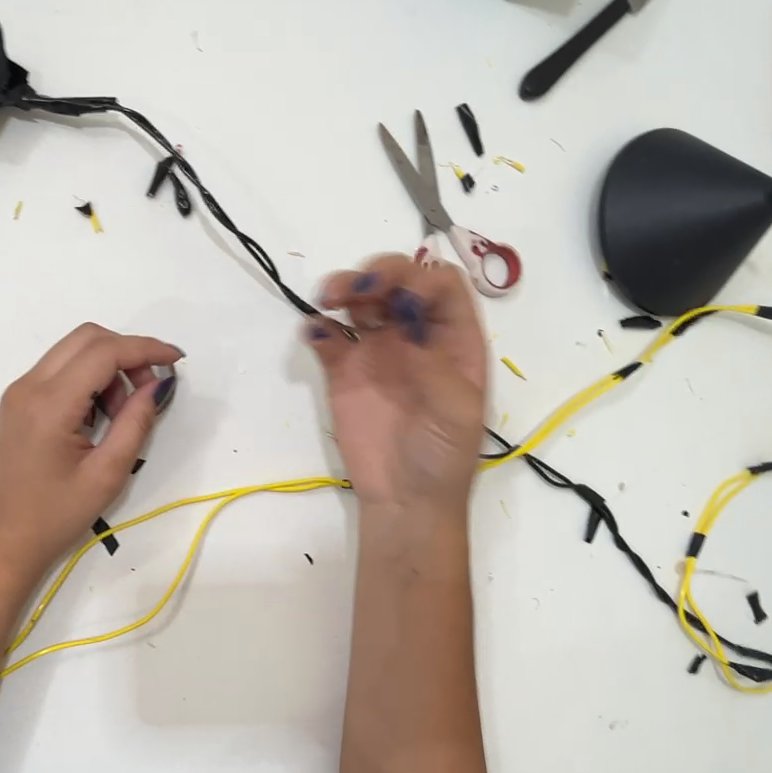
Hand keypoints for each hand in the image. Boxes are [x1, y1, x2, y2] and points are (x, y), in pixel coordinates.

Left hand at [0, 323, 181, 577]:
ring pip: (72, 351)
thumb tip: (157, 385)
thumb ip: (136, 423)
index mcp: (49, 404)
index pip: (104, 352)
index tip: (176, 360)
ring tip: (121, 416)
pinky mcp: (16, 403)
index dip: (145, 349)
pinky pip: (58, 371)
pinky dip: (87, 379)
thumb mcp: (107, 474)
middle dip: (126, 353)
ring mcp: (17, 393)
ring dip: (107, 367)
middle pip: (86, 338)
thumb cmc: (55, 517)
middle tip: (148, 392)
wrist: (4, 543)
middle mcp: (27, 387)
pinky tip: (98, 417)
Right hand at [306, 254, 487, 509]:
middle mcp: (414, 335)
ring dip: (344, 287)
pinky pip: (328, 335)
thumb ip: (435, 367)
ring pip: (359, 300)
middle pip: (397, 282)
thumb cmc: (443, 456)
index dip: (419, 278)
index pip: (441, 285)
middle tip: (355, 291)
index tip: (396, 296)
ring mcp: (376, 351)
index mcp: (453, 339)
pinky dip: (317, 326)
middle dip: (377, 274)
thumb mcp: (457, 412)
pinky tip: (314, 332)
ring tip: (327, 298)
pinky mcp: (342, 370)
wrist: (404, 498)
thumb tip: (402, 332)